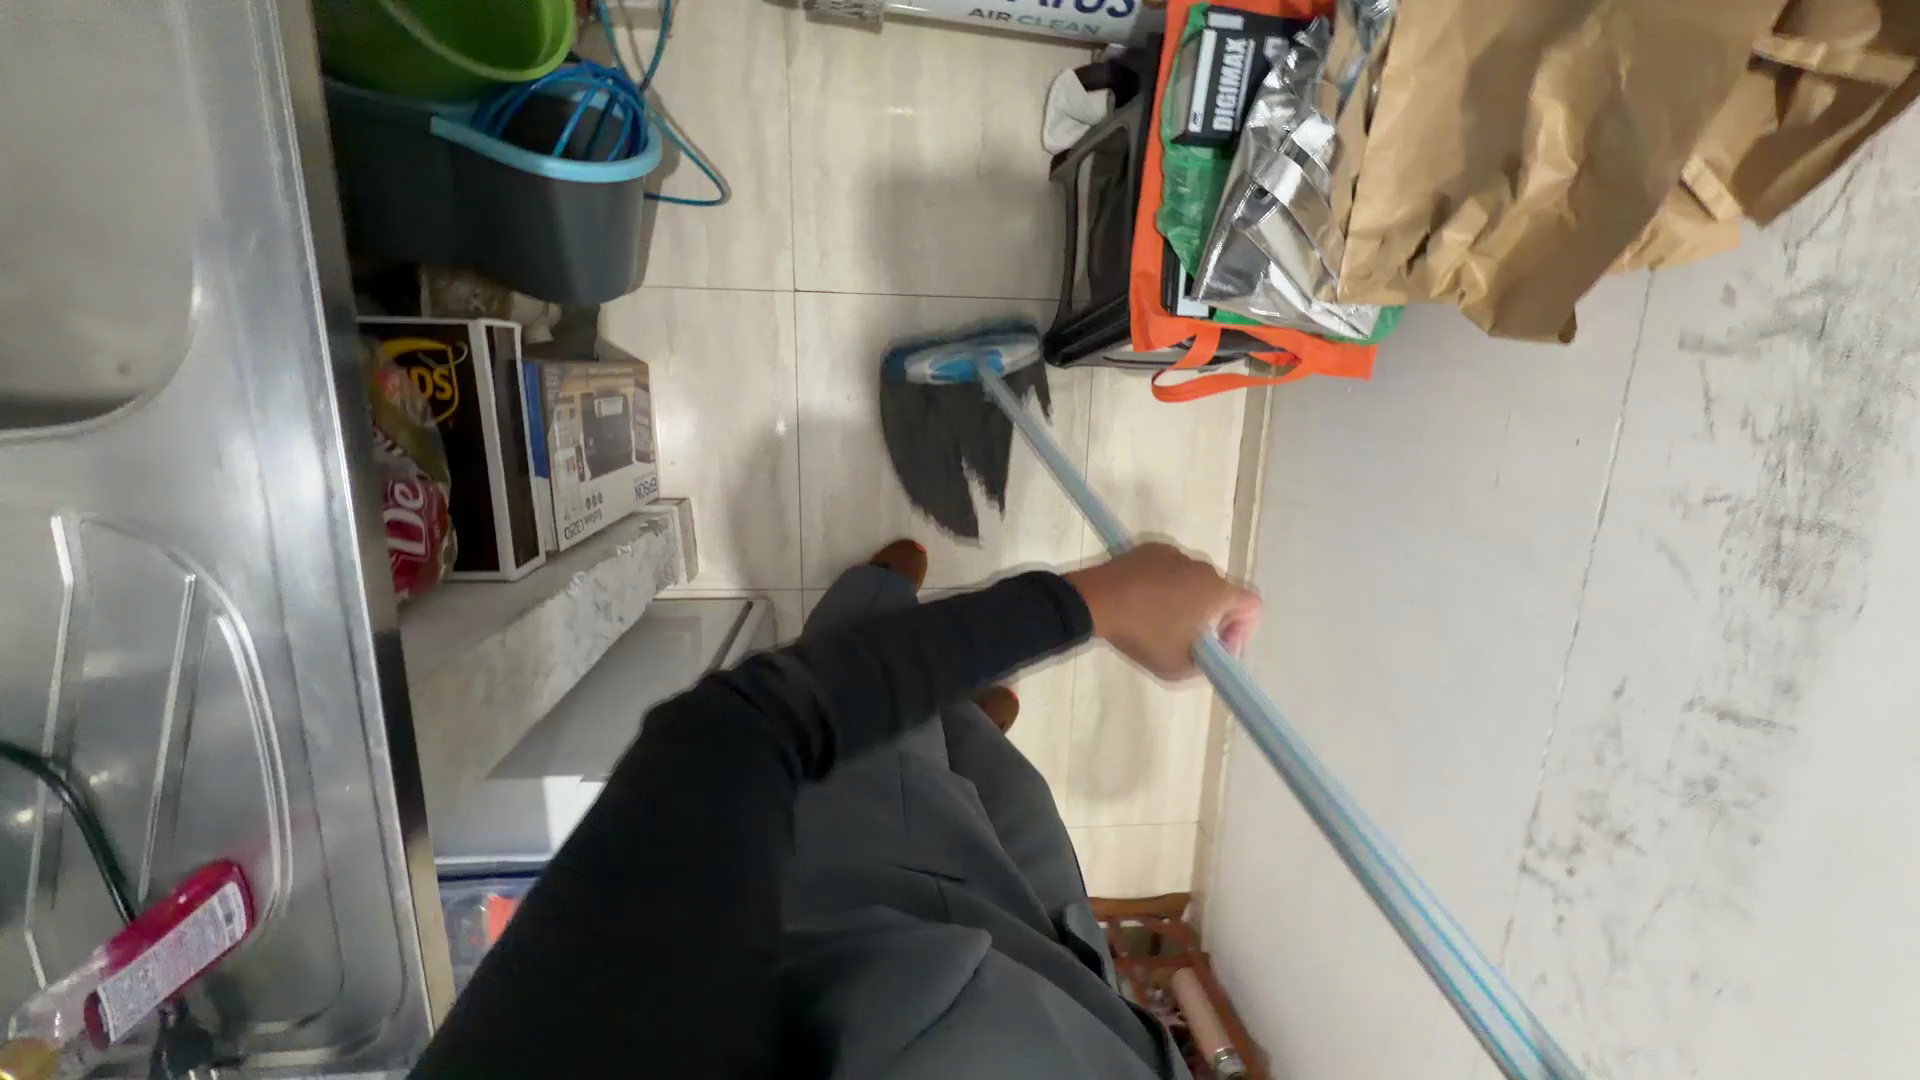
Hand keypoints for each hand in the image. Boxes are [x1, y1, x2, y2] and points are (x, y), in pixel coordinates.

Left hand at [1064, 543, 1261, 679]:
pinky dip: (1163, 584)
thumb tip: (1210, 652)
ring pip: (1193, 580)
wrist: (1095, 600)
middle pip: (1221, 593)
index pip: (1253, 605)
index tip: (1217, 645)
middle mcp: (1202, 566)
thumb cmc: (1143, 634)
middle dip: (1213, 617)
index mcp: (1217, 591)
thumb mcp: (1178, 667)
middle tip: (1188, 638)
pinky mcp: (1149, 548)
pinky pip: (1168, 569)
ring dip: (1187, 600)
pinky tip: (1142, 600)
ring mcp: (1174, 553)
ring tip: (1159, 620)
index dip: (1243, 630)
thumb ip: (1206, 664)